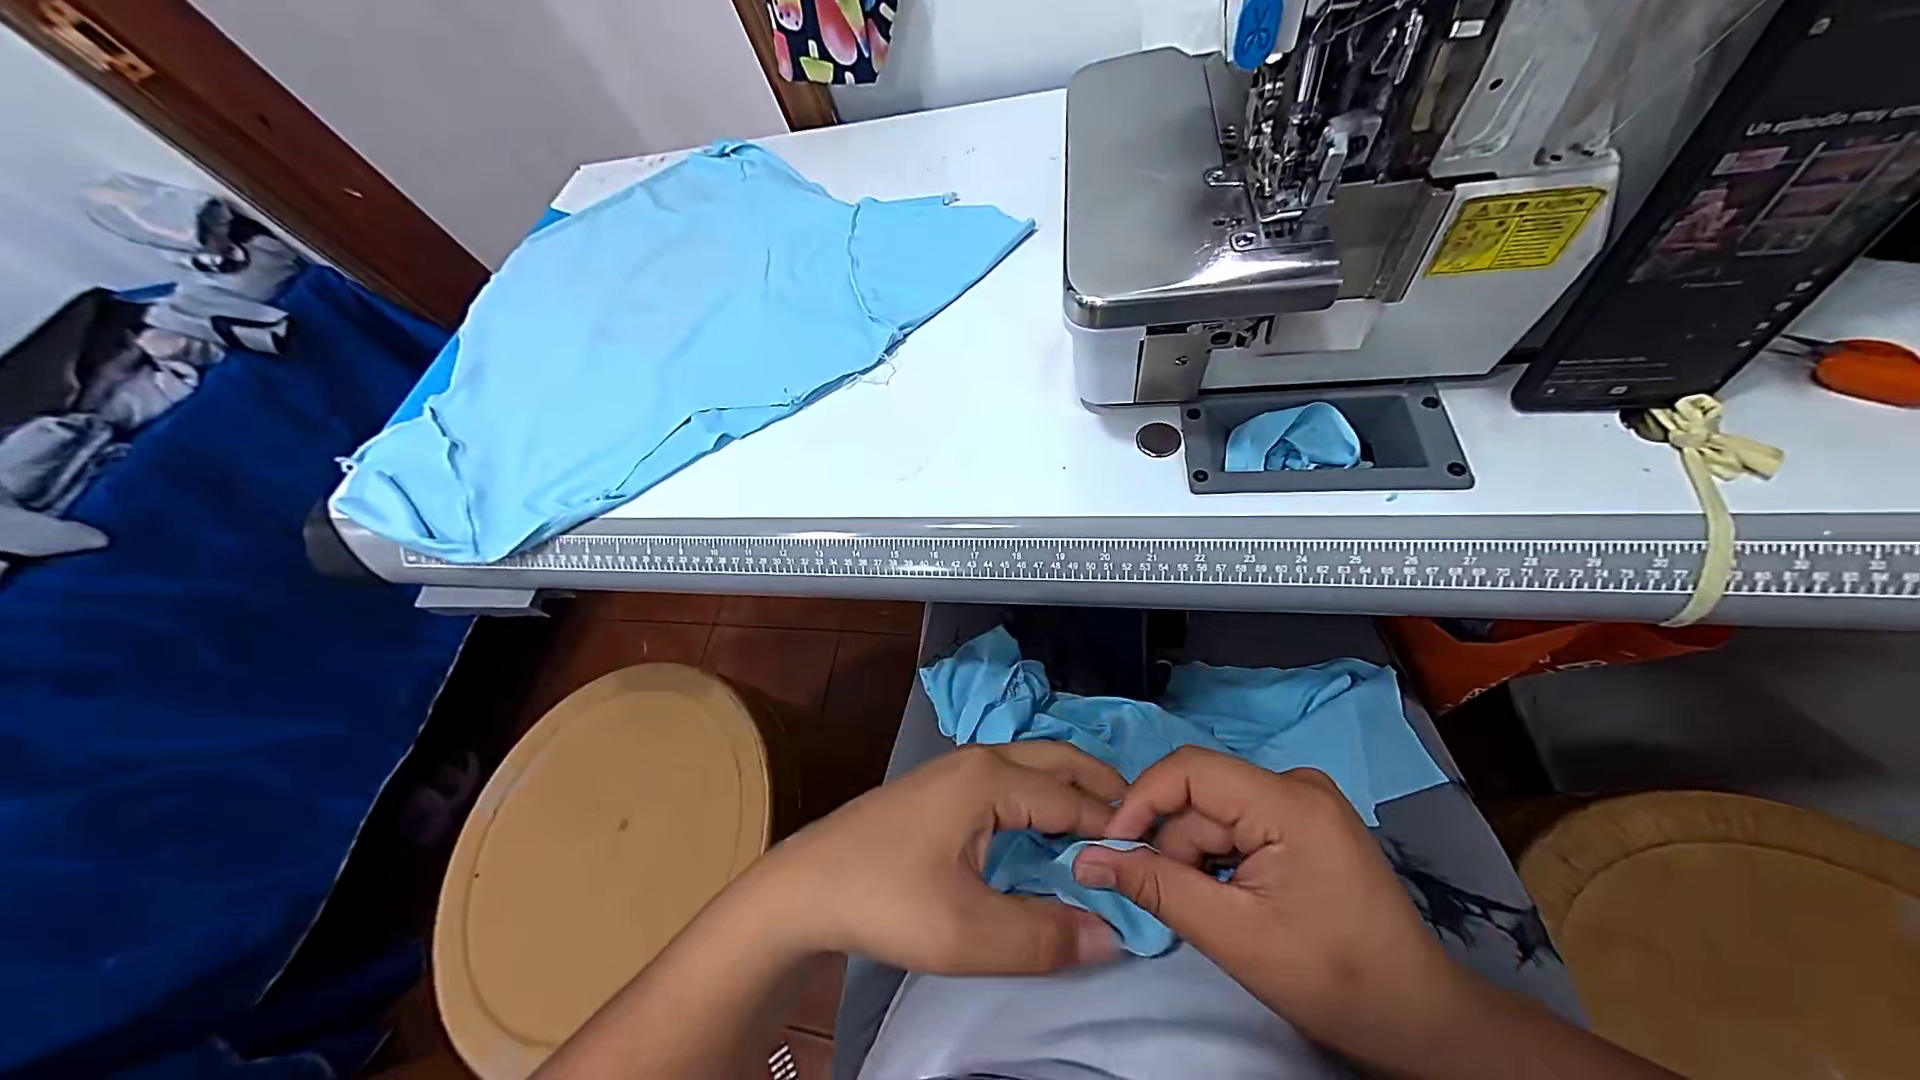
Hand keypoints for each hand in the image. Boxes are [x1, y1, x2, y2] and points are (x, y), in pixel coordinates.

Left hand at [747, 743, 1126, 974]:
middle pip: (1058, 760)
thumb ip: (1044, 937)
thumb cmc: (885, 901)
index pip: (1072, 798)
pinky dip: (1042, 791)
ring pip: (1032, 763)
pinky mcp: (941, 784)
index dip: (1112, 829)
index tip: (1149, 858)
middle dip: (1102, 786)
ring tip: (1101, 824)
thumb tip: (1110, 935)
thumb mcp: (967, 934)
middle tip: (1138, 825)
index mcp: (991, 779)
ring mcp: (955, 767)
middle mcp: (978, 759)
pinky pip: (1009, 775)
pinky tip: (1042, 824)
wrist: (804, 885)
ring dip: (1071, 786)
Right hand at [1071, 747, 1458, 1064]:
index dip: (1141, 800)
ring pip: (1213, 813)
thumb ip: (1154, 887)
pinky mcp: (1302, 817)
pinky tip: (1237, 897)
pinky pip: (1235, 822)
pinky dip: (1219, 859)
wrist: (1417, 1018)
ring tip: (1221, 912)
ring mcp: (1302, 799)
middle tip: (1182, 905)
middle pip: (1200, 797)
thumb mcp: (1232, 935)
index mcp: (1290, 802)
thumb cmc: (1333, 980)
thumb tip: (1087, 859)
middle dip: (1176, 848)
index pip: (1190, 770)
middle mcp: (1296, 783)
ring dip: (1197, 859)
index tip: (1112, 845)